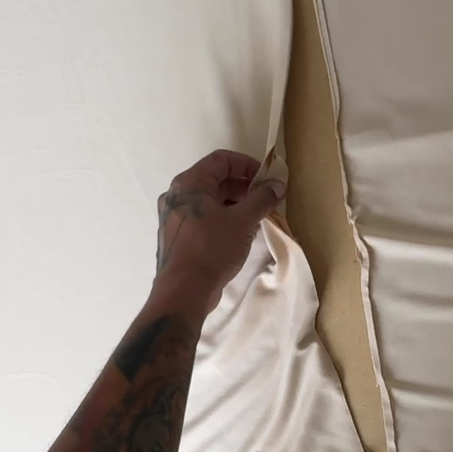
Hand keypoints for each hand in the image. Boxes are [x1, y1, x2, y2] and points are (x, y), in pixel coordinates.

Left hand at [153, 150, 284, 310]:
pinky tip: (240, 234)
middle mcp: (177, 196)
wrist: (184, 291)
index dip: (247, 164)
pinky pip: (204, 218)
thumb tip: (277, 185)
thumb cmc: (212, 248)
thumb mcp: (243, 221)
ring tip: (257, 218)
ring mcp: (174, 217)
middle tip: (265, 200)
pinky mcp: (177, 237)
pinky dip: (223, 219)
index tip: (266, 179)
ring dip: (236, 205)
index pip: (221, 160)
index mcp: (189, 183)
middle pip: (215, 180)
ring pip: (210, 201)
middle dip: (244, 187)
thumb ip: (262, 199)